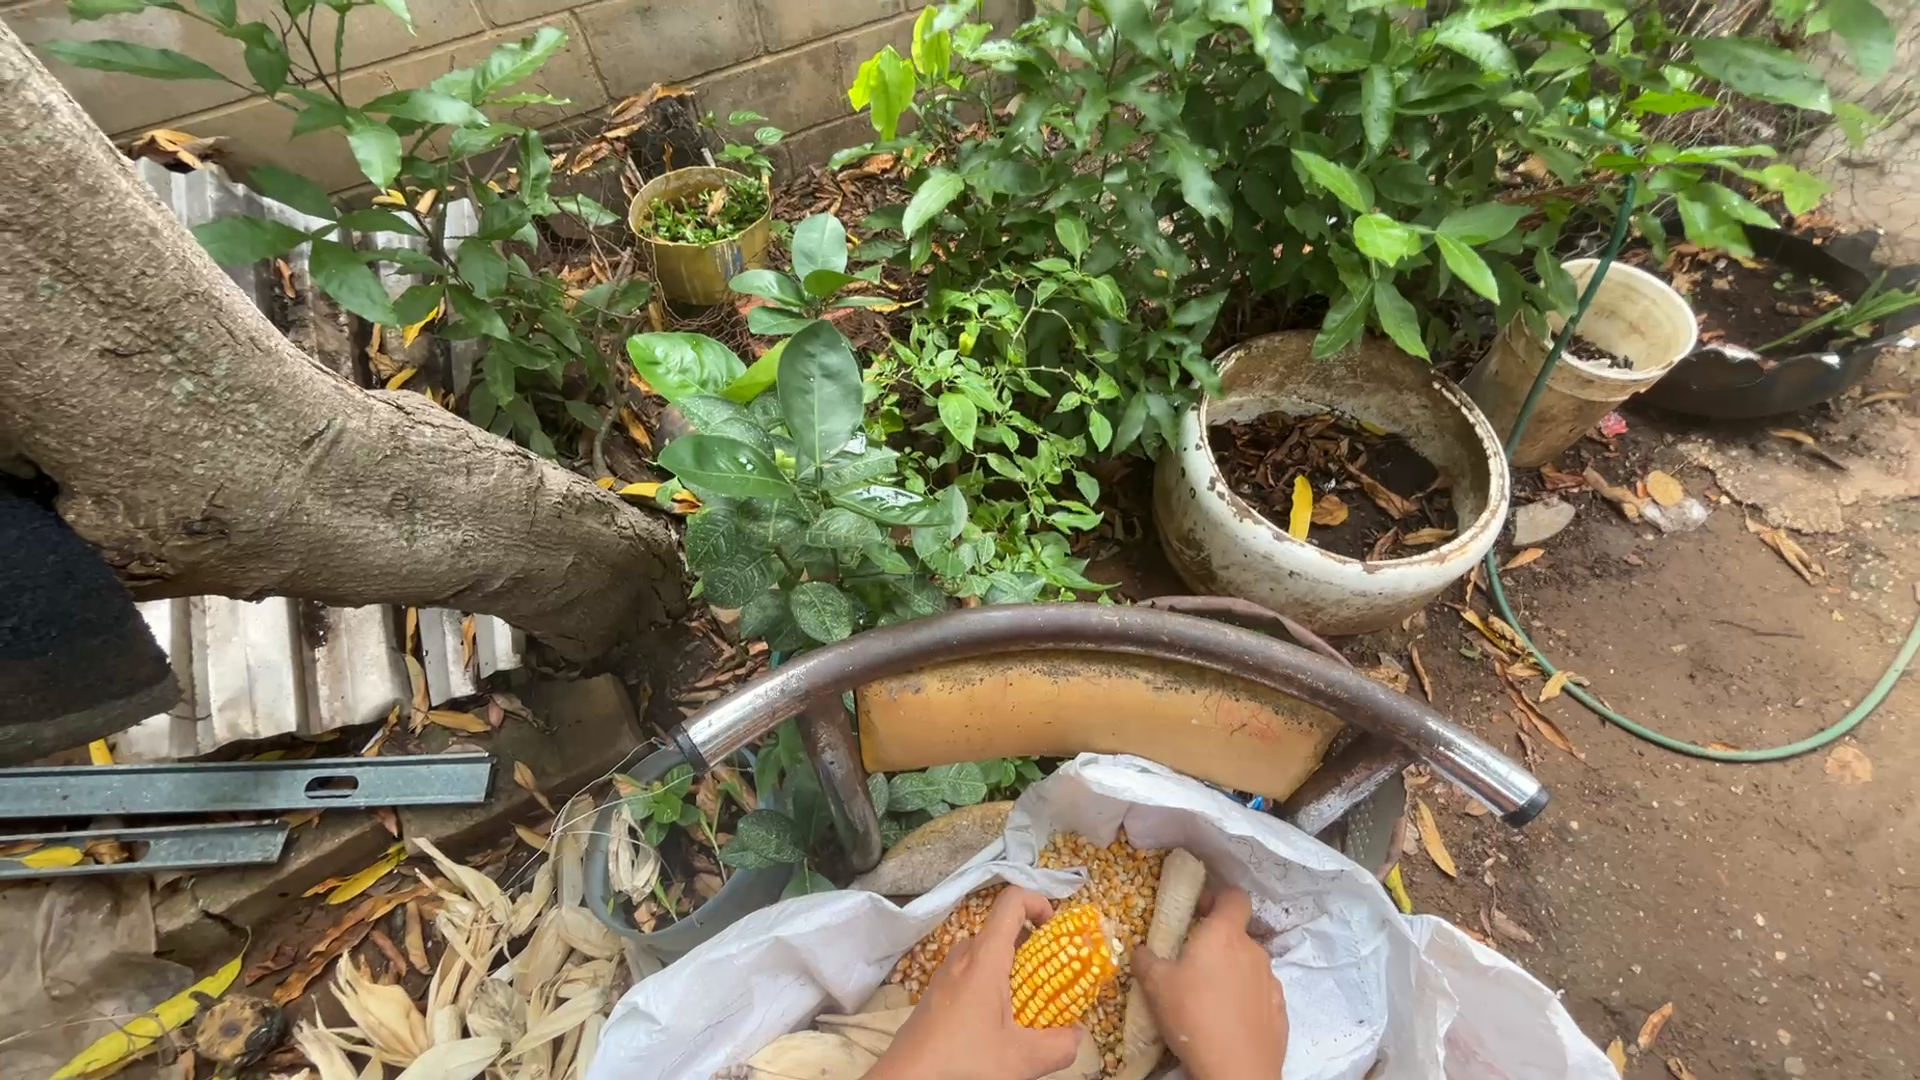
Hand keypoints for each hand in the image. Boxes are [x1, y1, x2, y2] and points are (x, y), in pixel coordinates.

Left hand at [868, 886, 1083, 1079]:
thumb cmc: (963, 1061)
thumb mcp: (1020, 1060)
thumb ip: (1058, 1046)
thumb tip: (1078, 1035)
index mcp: (985, 956)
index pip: (1012, 901)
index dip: (1038, 902)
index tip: (1057, 929)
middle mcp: (964, 953)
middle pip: (1004, 929)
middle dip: (1033, 947)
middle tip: (1052, 979)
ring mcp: (947, 970)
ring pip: (988, 954)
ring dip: (1013, 970)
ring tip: (1029, 1007)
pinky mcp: (938, 990)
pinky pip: (973, 972)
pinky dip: (993, 984)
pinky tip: (998, 1024)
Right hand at [1132, 887, 1287, 1079]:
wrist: (1237, 1074)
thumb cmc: (1194, 1017)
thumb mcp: (1155, 984)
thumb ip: (1145, 959)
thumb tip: (1140, 950)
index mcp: (1225, 934)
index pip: (1235, 896)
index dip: (1218, 897)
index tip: (1199, 913)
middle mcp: (1253, 951)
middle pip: (1237, 934)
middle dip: (1218, 943)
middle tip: (1193, 963)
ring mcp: (1272, 983)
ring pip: (1249, 965)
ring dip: (1232, 972)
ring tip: (1210, 997)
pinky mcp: (1281, 1014)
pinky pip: (1261, 994)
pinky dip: (1247, 999)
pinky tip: (1229, 1020)